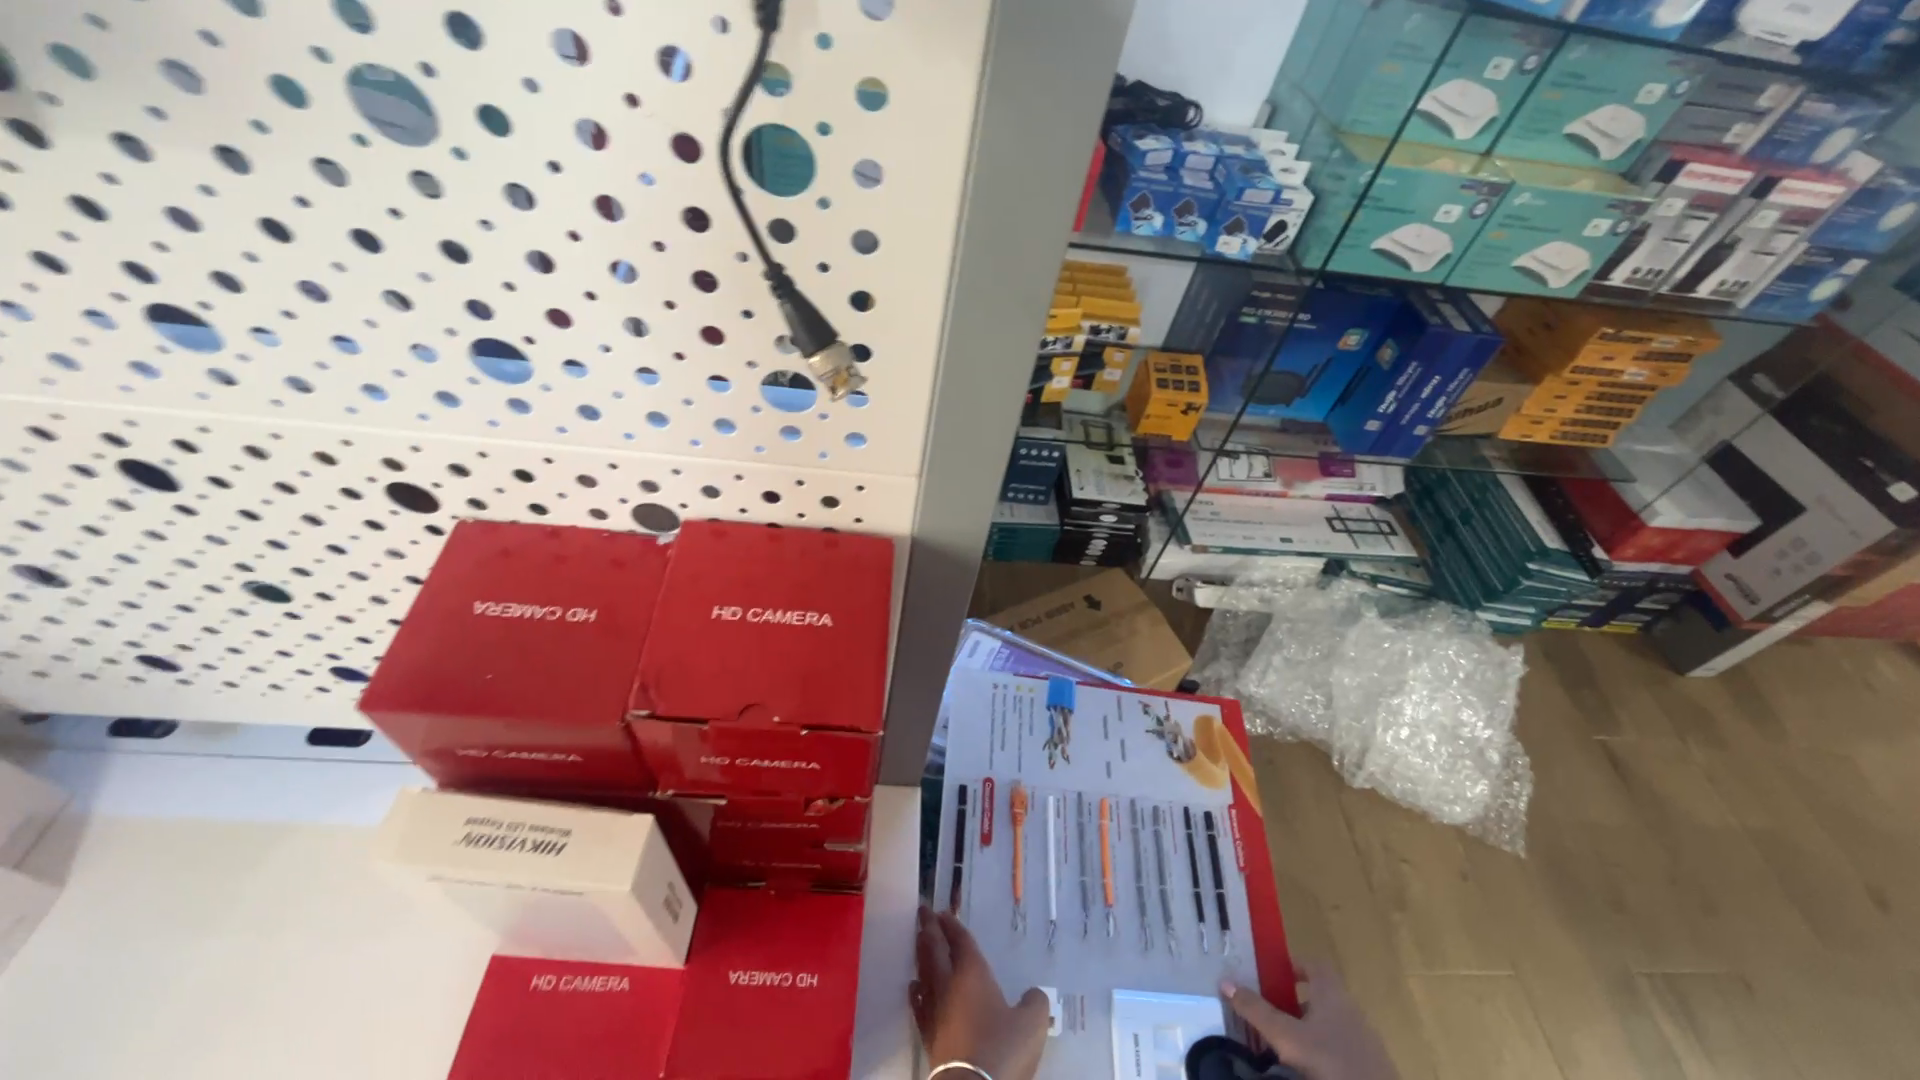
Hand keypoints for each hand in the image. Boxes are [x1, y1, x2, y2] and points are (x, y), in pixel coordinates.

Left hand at [911, 905, 1049, 1079]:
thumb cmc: (1003, 1048)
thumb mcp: (1033, 1022)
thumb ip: (1034, 1001)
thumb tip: (1032, 995)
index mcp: (973, 973)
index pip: (960, 942)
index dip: (953, 926)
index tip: (943, 912)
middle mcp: (949, 985)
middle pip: (935, 950)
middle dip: (929, 929)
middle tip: (922, 911)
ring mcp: (935, 1009)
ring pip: (924, 972)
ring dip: (921, 954)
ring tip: (918, 940)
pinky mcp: (928, 1034)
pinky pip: (918, 1003)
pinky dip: (916, 990)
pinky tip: (914, 986)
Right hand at [1222, 964, 1398, 1079]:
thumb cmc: (1330, 1062)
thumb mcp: (1286, 1036)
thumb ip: (1256, 1010)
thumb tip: (1225, 981)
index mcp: (1332, 994)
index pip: (1314, 964)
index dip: (1293, 964)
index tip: (1269, 973)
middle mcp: (1350, 1010)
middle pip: (1319, 995)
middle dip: (1291, 1001)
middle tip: (1265, 1011)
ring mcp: (1362, 1039)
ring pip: (1327, 1023)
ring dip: (1303, 1028)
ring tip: (1278, 1043)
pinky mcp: (1367, 1065)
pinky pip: (1337, 1046)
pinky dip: (1318, 1050)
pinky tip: (1303, 1067)